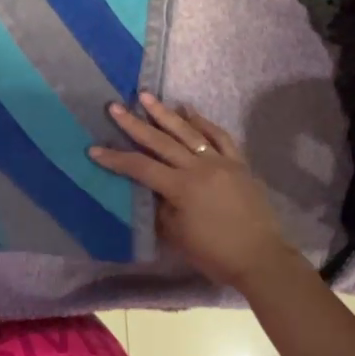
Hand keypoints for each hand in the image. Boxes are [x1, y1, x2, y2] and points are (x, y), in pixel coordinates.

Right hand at [90, 93, 301, 288]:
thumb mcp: (176, 235)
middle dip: (135, 124)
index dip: (116, 159)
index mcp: (181, 188)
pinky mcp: (239, 164)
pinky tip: (189, 111)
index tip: (94, 149)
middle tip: (115, 106)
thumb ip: (158, 208)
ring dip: (166, 113)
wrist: (260, 258)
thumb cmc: (214, 254)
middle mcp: (200, 167)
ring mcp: (222, 162)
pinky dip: (203, 122)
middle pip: (161, 142)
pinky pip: (219, 136)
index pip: (140, 168)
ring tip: (147, 97)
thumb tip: (147, 190)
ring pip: (189, 132)